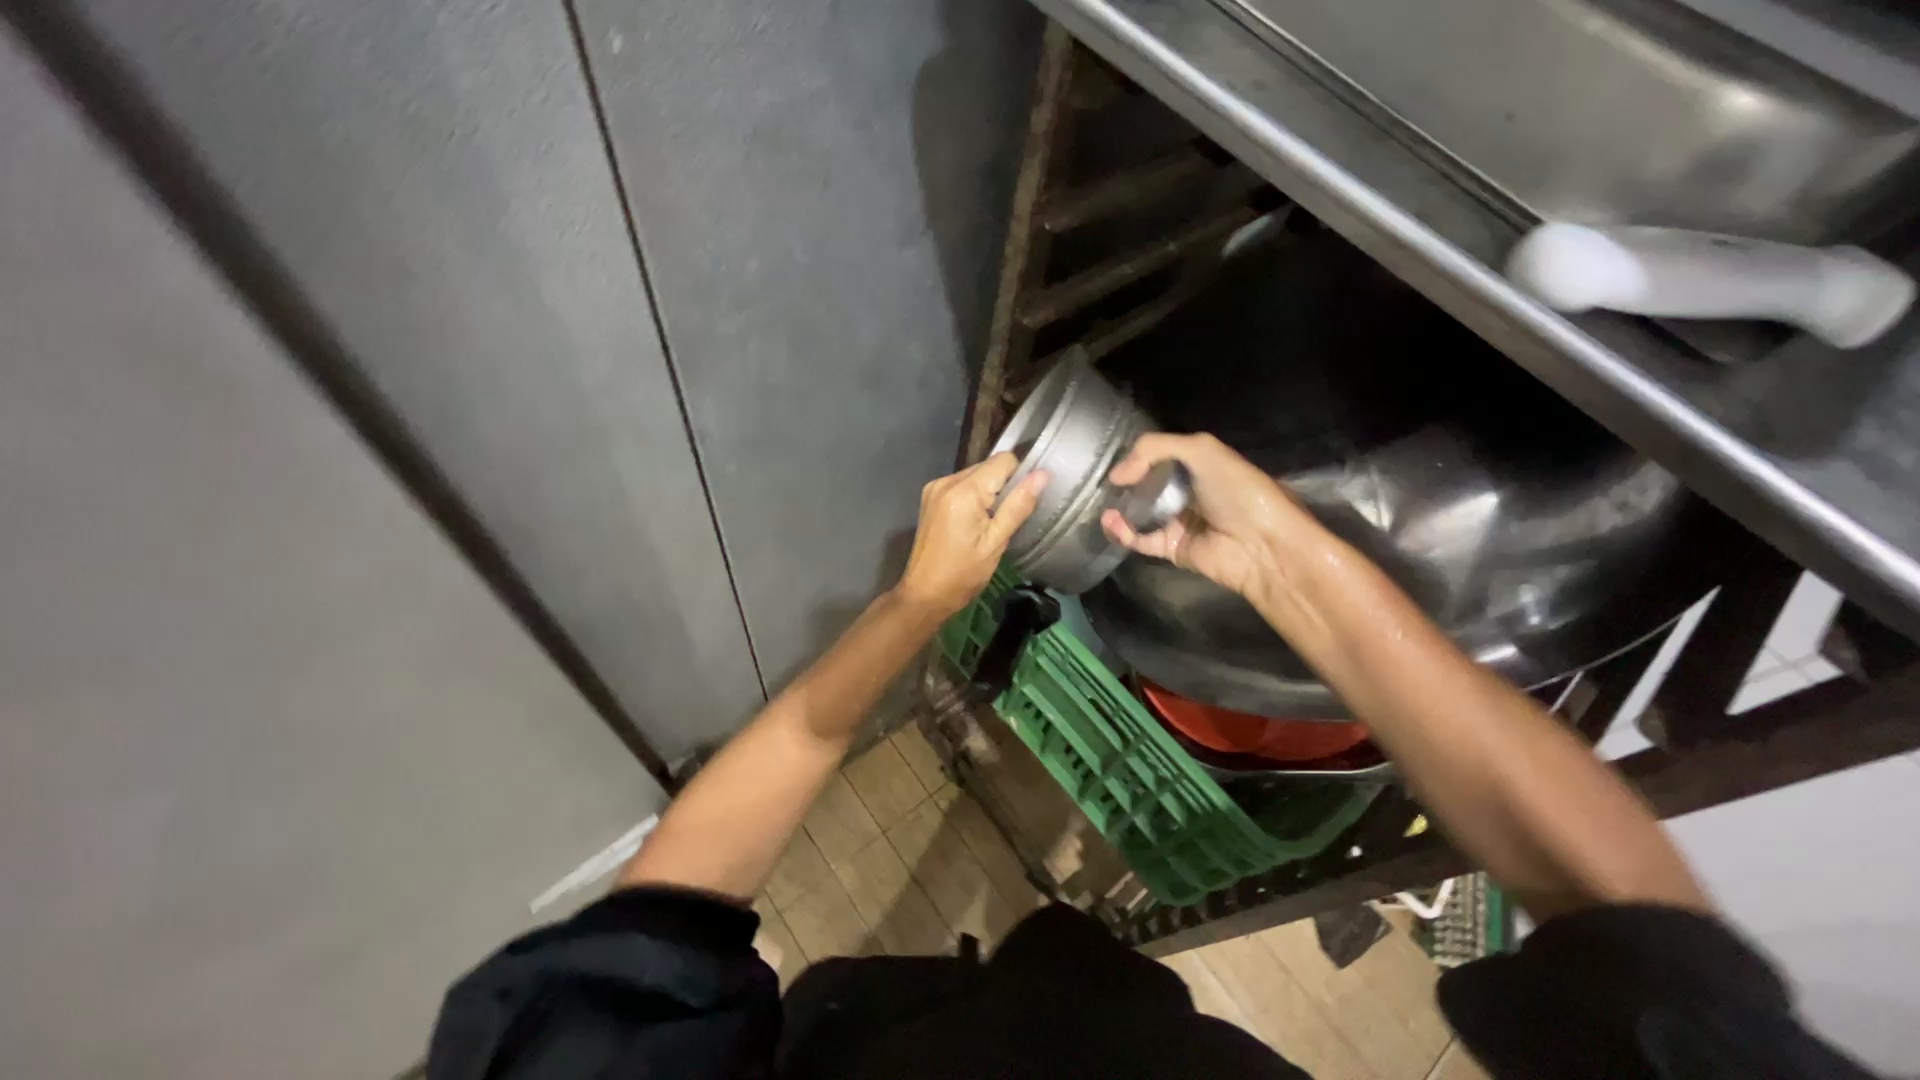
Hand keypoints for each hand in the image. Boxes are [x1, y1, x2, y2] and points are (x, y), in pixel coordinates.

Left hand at [896, 453, 1049, 616]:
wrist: (925, 593)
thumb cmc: (963, 573)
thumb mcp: (996, 542)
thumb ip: (1018, 505)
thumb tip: (1043, 474)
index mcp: (964, 491)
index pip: (1003, 460)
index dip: (1020, 476)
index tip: (1022, 502)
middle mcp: (947, 481)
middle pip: (988, 465)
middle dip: (1003, 485)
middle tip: (1004, 519)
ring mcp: (935, 486)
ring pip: (976, 473)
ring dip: (988, 491)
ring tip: (989, 523)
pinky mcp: (930, 495)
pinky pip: (962, 483)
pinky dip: (973, 496)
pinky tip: (973, 521)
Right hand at [1099, 433, 1305, 597]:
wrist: (1261, 544)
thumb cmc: (1238, 490)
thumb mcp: (1202, 450)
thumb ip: (1155, 449)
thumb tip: (1117, 475)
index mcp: (1200, 466)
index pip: (1161, 457)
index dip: (1138, 457)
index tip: (1117, 460)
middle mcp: (1188, 492)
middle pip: (1148, 485)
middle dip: (1126, 484)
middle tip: (1104, 483)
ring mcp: (1179, 522)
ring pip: (1140, 513)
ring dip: (1120, 509)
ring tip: (1105, 505)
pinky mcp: (1172, 549)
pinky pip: (1140, 539)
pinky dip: (1122, 532)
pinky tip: (1111, 522)